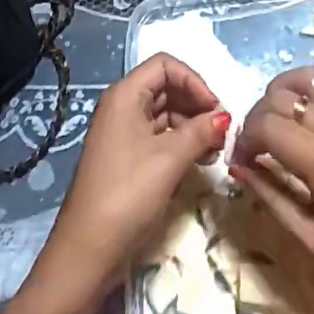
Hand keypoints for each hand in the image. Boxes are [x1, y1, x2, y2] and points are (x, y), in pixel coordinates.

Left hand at [0, 52, 230, 313]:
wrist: (88, 248)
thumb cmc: (128, 192)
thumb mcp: (169, 158)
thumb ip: (200, 131)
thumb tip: (225, 116)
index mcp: (125, 94)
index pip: (165, 65)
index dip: (193, 80)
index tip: (216, 108)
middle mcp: (122, 105)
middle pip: (166, 87)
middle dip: (196, 104)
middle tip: (222, 132)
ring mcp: (123, 131)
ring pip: (164, 113)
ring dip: (192, 126)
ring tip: (215, 151)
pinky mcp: (127, 156)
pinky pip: (158, 136)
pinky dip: (180, 142)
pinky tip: (200, 161)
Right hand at [231, 64, 313, 313]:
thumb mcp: (312, 241)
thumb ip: (271, 197)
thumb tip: (236, 165)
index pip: (265, 127)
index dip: (244, 141)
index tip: (241, 162)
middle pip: (278, 99)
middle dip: (256, 119)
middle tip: (254, 149)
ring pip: (302, 80)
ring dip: (279, 96)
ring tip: (276, 125)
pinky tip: (305, 97)